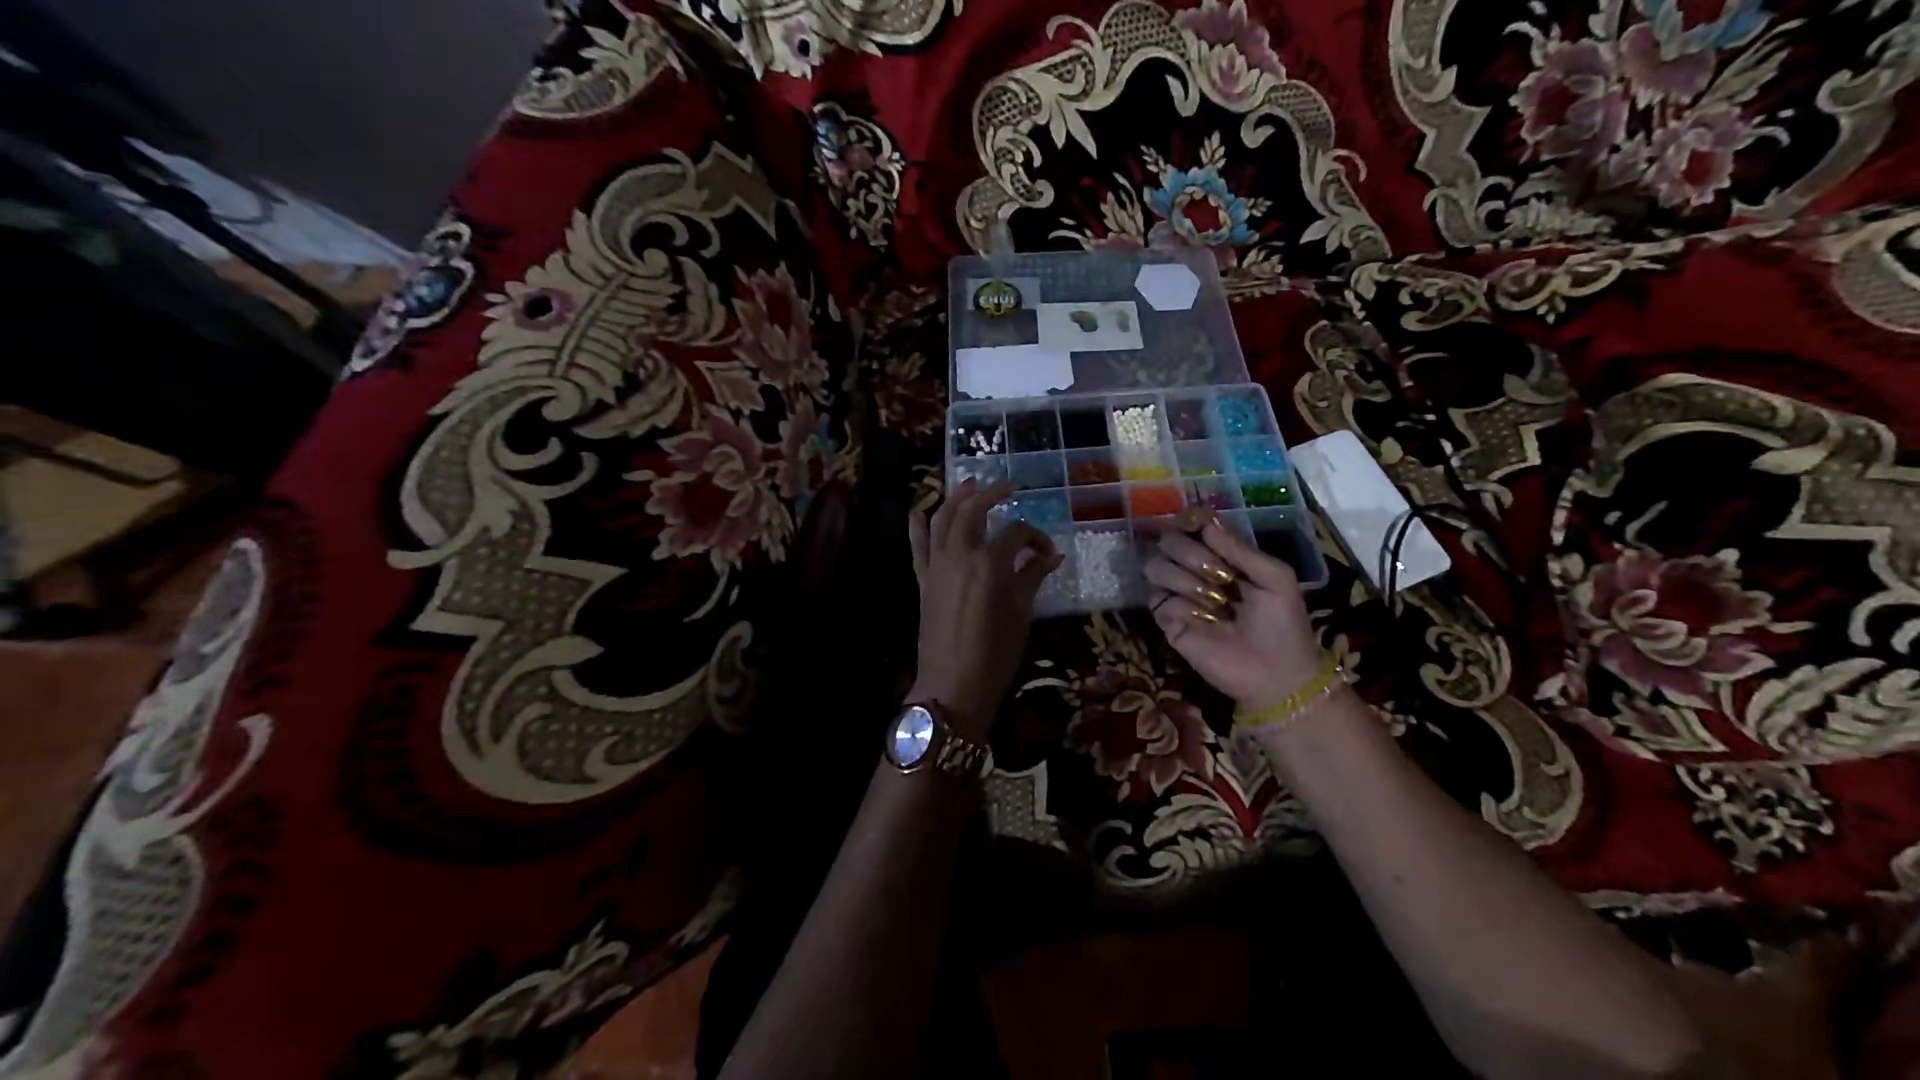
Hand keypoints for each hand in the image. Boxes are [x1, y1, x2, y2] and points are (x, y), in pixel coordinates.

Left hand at [907, 479, 1063, 738]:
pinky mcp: (923, 580)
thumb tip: (1050, 555)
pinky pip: (917, 546)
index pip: (1016, 533)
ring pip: (942, 519)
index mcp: (989, 562)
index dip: (1036, 536)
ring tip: (968, 484)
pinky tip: (918, 511)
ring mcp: (937, 565)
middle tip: (1007, 487)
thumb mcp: (1021, 613)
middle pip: (973, 511)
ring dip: (955, 498)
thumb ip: (1033, 577)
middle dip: (991, 494)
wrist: (952, 684)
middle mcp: (960, 554)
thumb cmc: (995, 653)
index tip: (1048, 552)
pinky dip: (917, 526)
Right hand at [1143, 510, 1322, 710]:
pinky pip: (1159, 601)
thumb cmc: (1283, 625)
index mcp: (1224, 559)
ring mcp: (1180, 597)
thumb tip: (1207, 523)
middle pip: (1168, 542)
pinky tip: (1202, 620)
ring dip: (1183, 578)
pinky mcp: (1169, 623)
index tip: (1195, 521)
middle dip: (1190, 552)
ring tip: (1213, 600)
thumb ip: (1240, 549)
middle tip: (1219, 574)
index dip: (1189, 520)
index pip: (1194, 528)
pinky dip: (1181, 606)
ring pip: (1155, 567)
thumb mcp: (1275, 578)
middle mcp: (1196, 573)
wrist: (1277, 674)